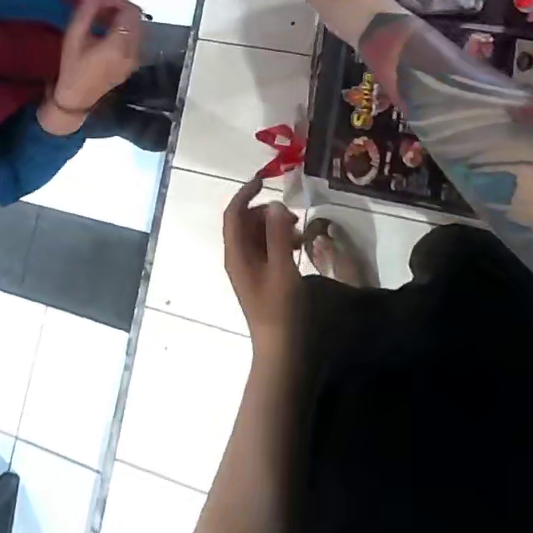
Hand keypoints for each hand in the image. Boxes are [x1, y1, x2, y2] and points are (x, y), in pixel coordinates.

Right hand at [40, 0, 143, 133]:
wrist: (76, 99)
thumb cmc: (72, 68)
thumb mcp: (73, 38)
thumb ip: (86, 12)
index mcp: (119, 44)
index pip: (129, 10)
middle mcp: (133, 51)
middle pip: (136, 18)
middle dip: (119, 7)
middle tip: (99, 5)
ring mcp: (135, 59)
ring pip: (136, 28)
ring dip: (121, 18)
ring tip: (100, 18)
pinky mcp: (132, 64)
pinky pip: (133, 39)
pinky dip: (123, 31)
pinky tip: (105, 33)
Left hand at [222, 178, 300, 341]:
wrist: (281, 353)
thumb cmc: (282, 310)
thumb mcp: (282, 269)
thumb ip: (277, 236)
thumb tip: (274, 205)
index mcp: (235, 253)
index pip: (233, 214)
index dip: (245, 194)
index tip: (263, 180)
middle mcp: (236, 258)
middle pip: (244, 223)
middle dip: (265, 213)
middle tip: (293, 216)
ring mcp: (247, 270)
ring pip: (255, 237)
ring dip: (273, 228)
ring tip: (298, 233)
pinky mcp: (260, 280)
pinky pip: (264, 251)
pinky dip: (277, 243)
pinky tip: (297, 248)